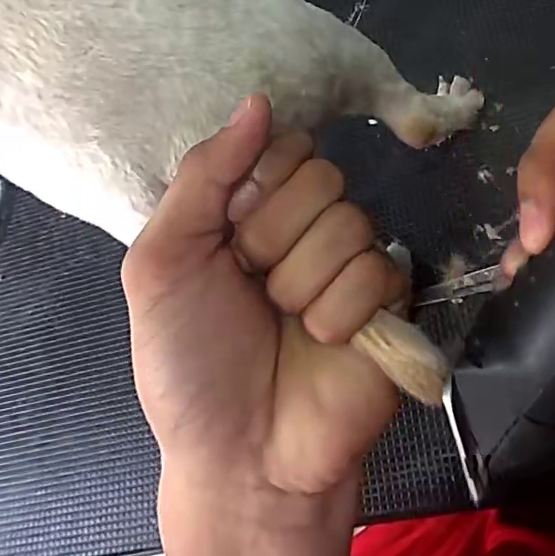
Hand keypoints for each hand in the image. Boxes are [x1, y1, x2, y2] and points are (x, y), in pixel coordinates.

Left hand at [124, 95, 406, 555]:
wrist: (243, 456)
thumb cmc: (191, 361)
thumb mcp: (162, 265)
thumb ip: (205, 176)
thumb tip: (258, 99)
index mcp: (257, 208)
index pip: (287, 144)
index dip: (260, 185)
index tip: (231, 232)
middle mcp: (310, 223)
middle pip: (323, 177)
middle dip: (274, 240)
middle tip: (253, 286)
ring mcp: (356, 257)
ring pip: (350, 223)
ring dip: (302, 284)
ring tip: (287, 323)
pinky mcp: (393, 294)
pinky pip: (377, 271)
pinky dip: (341, 313)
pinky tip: (327, 341)